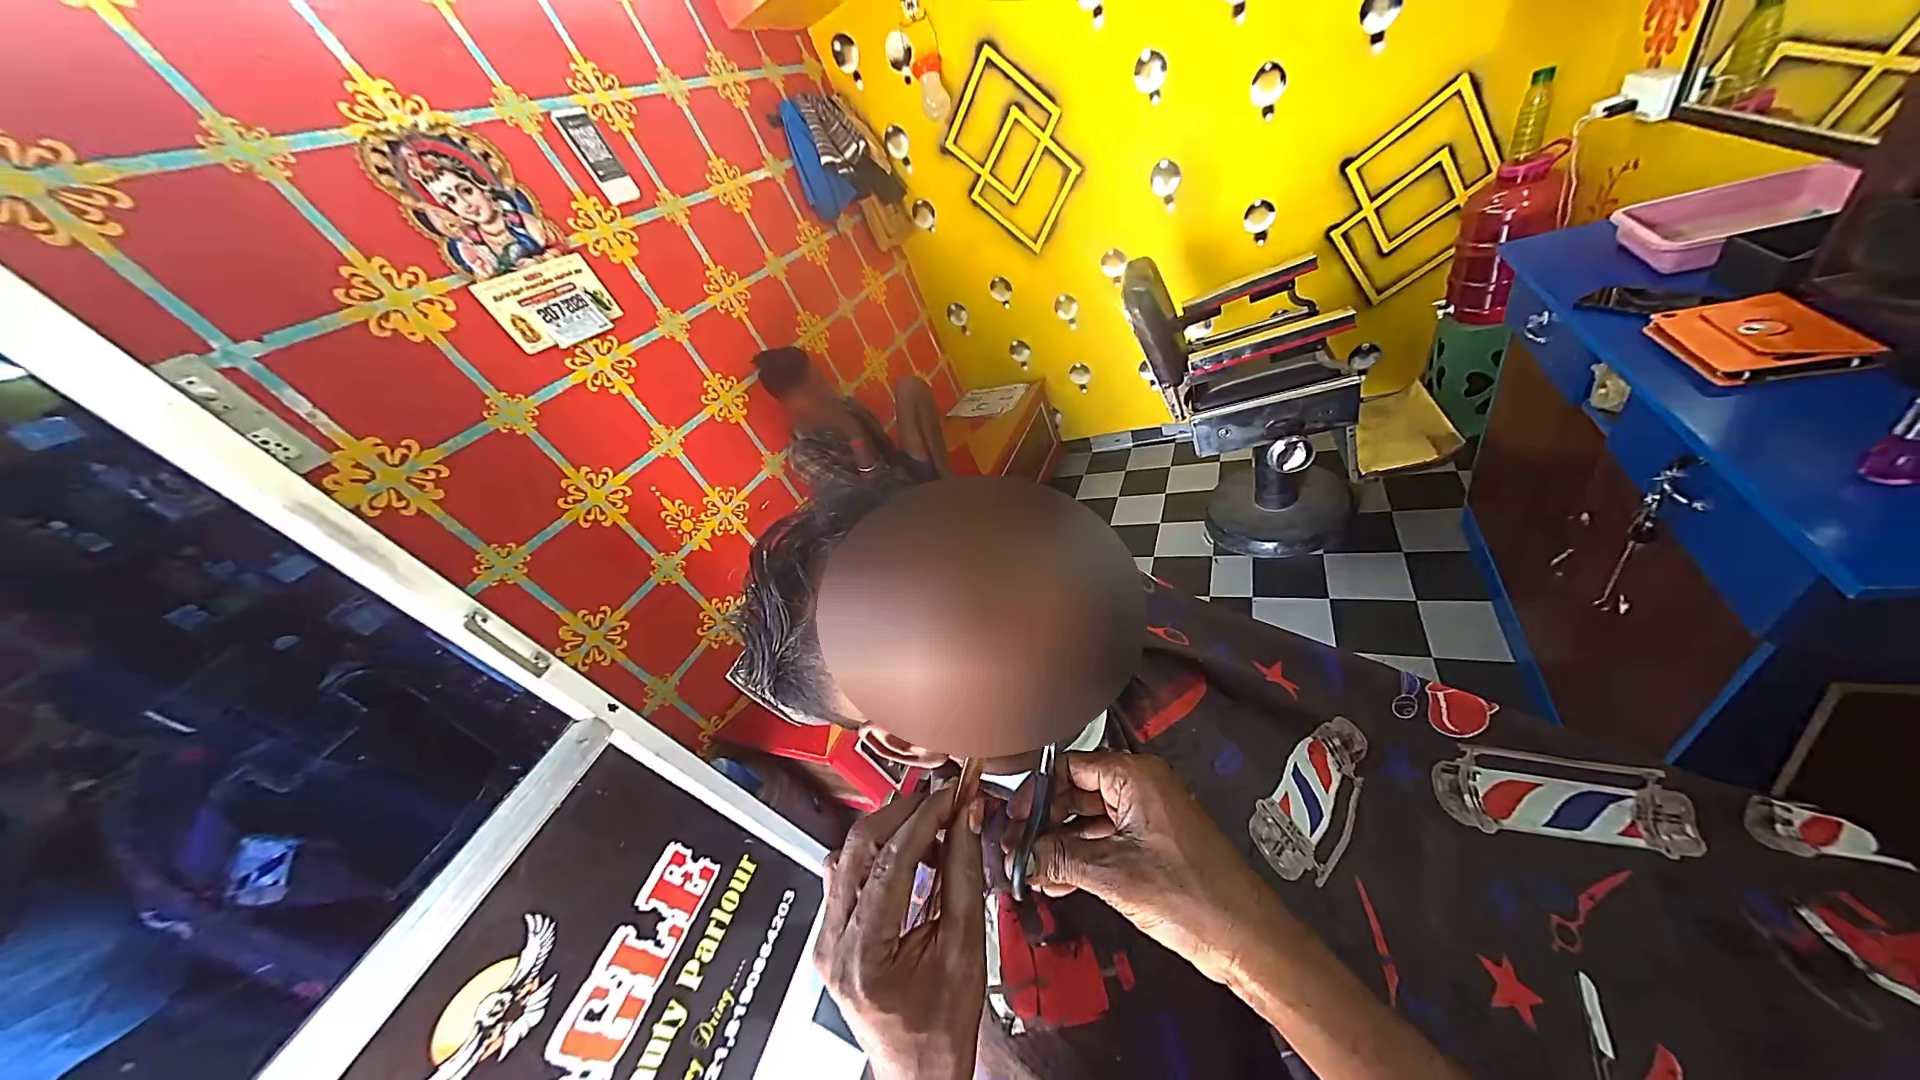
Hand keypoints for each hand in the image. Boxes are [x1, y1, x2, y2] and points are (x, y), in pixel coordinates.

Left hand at [816, 785, 985, 1079]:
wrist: (917, 1073)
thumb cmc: (940, 1030)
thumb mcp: (965, 949)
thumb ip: (965, 876)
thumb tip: (967, 820)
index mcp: (865, 953)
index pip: (892, 858)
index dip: (927, 817)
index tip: (952, 796)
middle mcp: (833, 942)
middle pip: (859, 844)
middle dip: (905, 812)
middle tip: (942, 800)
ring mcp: (827, 936)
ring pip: (850, 852)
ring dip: (891, 828)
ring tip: (932, 826)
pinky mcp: (832, 931)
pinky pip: (849, 871)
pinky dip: (881, 850)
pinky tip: (911, 853)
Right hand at [1005, 750, 1277, 983]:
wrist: (1248, 938)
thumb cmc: (1199, 897)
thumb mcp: (1114, 875)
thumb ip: (1060, 859)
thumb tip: (1023, 856)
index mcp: (1135, 776)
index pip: (1069, 767)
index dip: (1037, 792)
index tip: (1014, 817)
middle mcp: (1140, 787)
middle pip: (1075, 791)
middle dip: (1045, 822)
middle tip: (1017, 847)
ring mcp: (1146, 814)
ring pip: (1087, 817)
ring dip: (1059, 843)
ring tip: (1030, 867)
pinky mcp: (1150, 841)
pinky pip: (1105, 837)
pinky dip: (1080, 855)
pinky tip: (1056, 878)